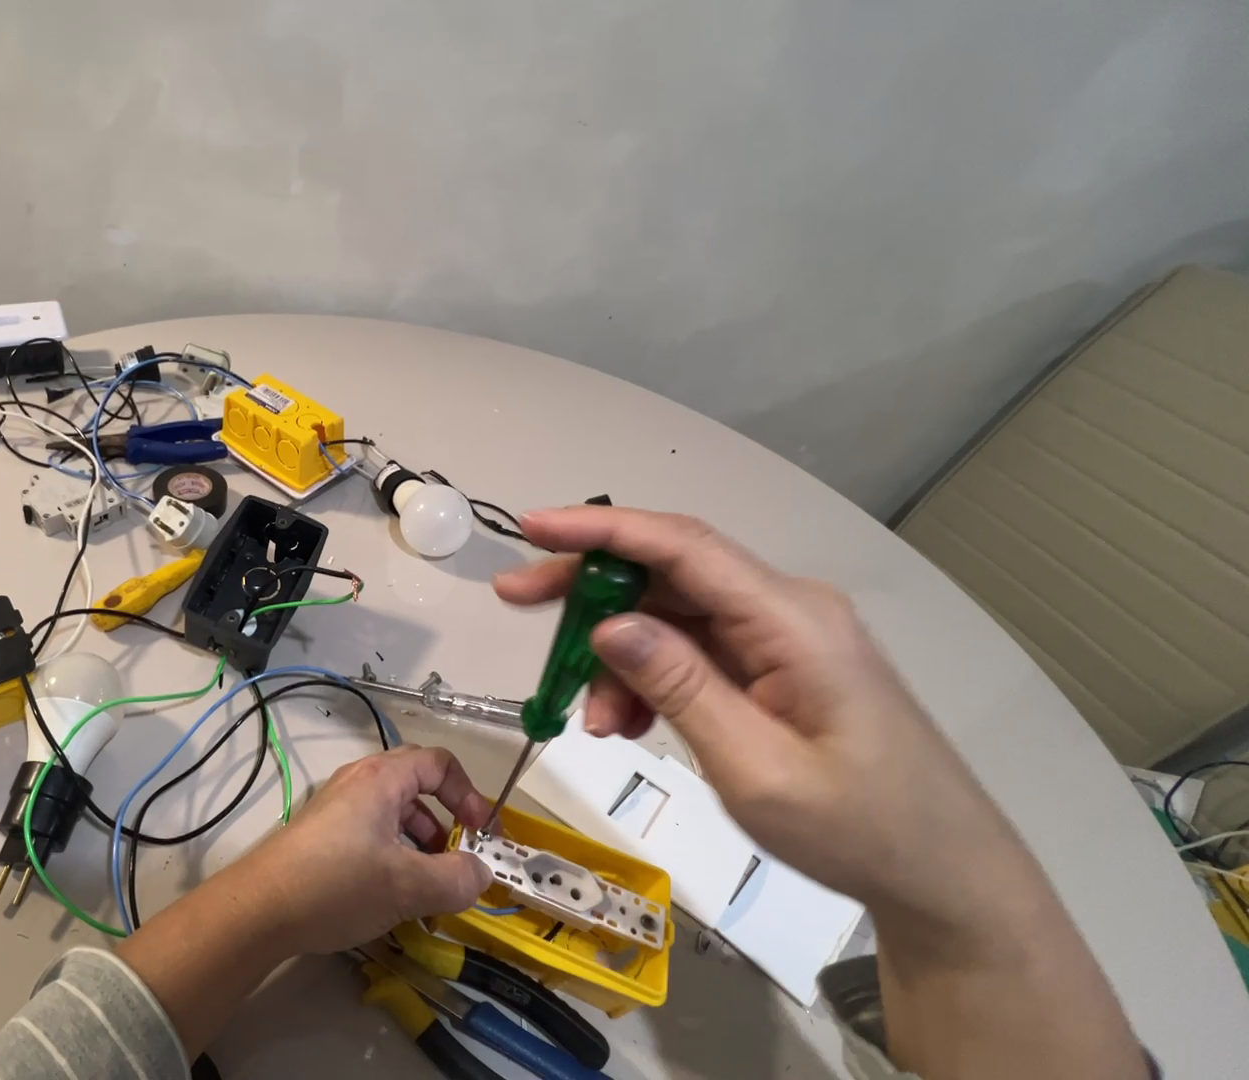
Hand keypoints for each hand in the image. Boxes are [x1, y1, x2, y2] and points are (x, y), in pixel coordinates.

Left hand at [225, 744, 490, 955]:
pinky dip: (397, 854)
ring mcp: (340, 806)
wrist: (262, 907)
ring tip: (432, 887)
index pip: (440, 763)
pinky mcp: (326, 833)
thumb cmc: (337, 885)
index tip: (484, 834)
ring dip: (423, 843)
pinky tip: (398, 894)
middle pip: (418, 785)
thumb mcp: (407, 887)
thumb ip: (455, 879)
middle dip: (447, 820)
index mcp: (382, 779)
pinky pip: (375, 831)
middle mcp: (360, 782)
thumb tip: (480, 873)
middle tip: (461, 857)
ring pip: (396, 812)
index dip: (470, 795)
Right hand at [492, 506, 1036, 932]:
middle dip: (587, 590)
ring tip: (594, 720)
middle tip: (517, 602)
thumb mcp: (755, 768)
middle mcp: (783, 608)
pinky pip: (688, 650)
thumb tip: (608, 624)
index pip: (682, 547)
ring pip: (667, 616)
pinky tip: (628, 723)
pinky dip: (645, 678)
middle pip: (665, 573)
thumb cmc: (859, 830)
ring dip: (615, 657)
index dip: (602, 529)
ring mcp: (777, 634)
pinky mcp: (770, 662)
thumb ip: (679, 687)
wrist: (946, 877)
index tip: (532, 528)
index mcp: (790, 620)